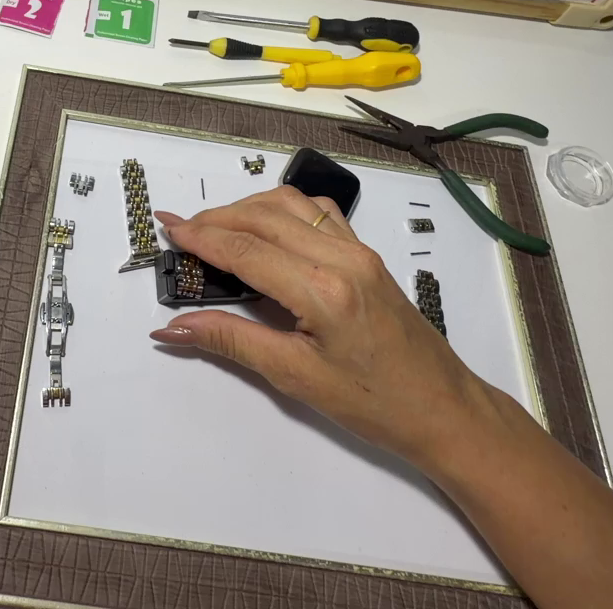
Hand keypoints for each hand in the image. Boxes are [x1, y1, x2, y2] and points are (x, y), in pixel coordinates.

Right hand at [150, 186, 493, 469]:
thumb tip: (174, 329)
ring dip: (246, 208)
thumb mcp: (295, 377)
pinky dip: (280, 208)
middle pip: (263, 217)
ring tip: (214, 227)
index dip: (201, 237)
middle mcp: (342, 257)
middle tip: (181, 229)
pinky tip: (265, 226)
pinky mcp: (366, 253)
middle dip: (215, 218)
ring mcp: (358, 250)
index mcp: (324, 290)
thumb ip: (231, 341)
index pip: (246, 250)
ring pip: (290, 204)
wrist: (444, 408)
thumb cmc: (376, 404)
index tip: (168, 226)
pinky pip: (317, 211)